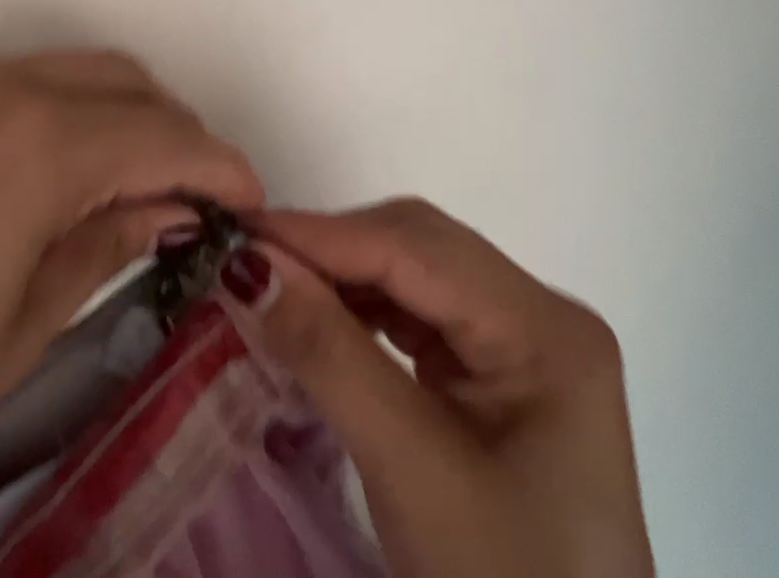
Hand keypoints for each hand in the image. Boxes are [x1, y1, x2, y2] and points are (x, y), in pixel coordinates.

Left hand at [0, 51, 262, 558]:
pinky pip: (6, 85)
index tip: (246, 208)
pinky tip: (49, 179)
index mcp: (31, 148)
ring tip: (127, 193)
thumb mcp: (13, 333)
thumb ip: (100, 248)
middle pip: (121, 79)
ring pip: (63, 71)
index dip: (220, 168)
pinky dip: (54, 115)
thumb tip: (164, 209)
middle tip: (189, 203)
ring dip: (114, 116)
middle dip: (174, 131)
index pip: (165, 134)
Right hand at [237, 200, 652, 577]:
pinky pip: (410, 316)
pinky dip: (353, 312)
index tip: (231, 238)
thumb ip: (328, 354)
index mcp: (547, 329)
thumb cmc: (499, 577)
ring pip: (409, 276)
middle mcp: (540, 316)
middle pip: (416, 248)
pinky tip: (311, 322)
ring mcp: (517, 344)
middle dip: (326, 250)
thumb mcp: (409, 466)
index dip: (317, 235)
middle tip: (239, 265)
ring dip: (334, 278)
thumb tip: (245, 266)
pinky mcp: (491, 374)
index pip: (415, 248)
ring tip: (264, 290)